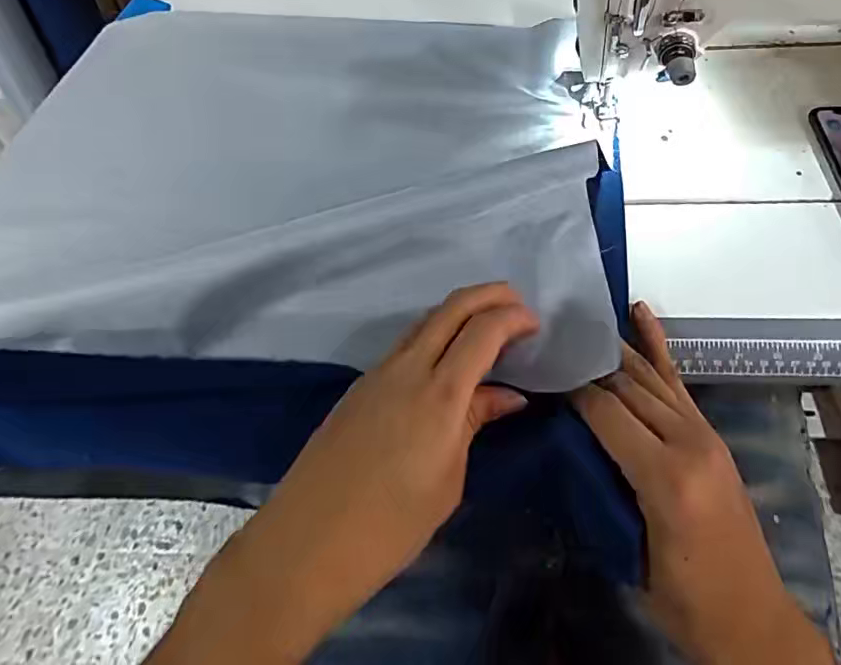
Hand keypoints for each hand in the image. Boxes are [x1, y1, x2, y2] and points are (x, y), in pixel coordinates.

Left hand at [149, 283, 537, 663]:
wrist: (305, 544)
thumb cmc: (389, 527)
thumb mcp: (447, 481)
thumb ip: (474, 423)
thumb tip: (505, 396)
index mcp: (440, 394)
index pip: (483, 330)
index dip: (514, 317)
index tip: (535, 324)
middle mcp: (409, 368)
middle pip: (453, 307)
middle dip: (490, 295)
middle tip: (518, 305)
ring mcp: (379, 372)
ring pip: (426, 319)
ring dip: (461, 310)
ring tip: (488, 325)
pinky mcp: (360, 384)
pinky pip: (407, 342)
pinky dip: (436, 333)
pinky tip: (448, 357)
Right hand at [571, 302, 835, 664]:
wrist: (753, 619)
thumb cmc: (686, 599)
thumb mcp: (631, 552)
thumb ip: (603, 491)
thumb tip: (572, 441)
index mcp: (666, 477)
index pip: (608, 413)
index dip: (574, 391)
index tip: (545, 375)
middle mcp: (689, 443)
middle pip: (628, 387)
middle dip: (589, 366)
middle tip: (554, 346)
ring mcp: (704, 434)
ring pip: (651, 377)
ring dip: (616, 351)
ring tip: (584, 326)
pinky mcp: (711, 434)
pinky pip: (678, 383)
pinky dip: (657, 347)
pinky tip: (641, 316)